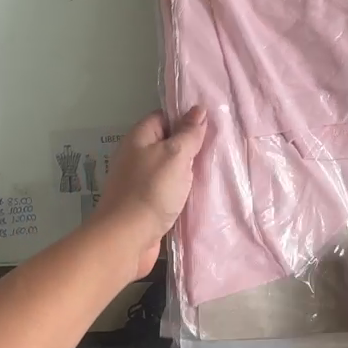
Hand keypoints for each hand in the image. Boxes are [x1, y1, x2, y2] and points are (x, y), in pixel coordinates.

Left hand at [89, 106, 207, 280]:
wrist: (127, 238)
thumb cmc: (150, 191)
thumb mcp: (175, 155)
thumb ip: (188, 133)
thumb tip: (198, 109)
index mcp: (139, 138)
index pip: (164, 118)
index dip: (185, 119)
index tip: (211, 124)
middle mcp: (138, 157)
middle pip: (168, 145)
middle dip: (192, 147)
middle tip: (220, 148)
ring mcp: (141, 183)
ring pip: (171, 170)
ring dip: (190, 173)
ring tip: (217, 170)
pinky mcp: (148, 205)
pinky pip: (170, 192)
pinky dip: (184, 193)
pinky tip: (202, 195)